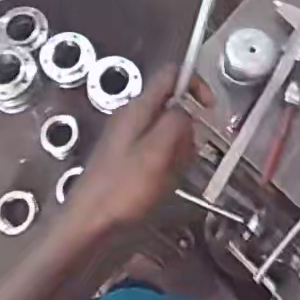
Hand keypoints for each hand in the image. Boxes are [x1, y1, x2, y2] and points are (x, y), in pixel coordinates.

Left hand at [60, 65, 196, 235]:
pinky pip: (158, 152)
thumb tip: (186, 110)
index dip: (195, 82)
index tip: (210, 107)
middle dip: (186, 128)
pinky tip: (161, 184)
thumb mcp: (157, 151)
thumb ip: (176, 122)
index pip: (170, 74)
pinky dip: (167, 164)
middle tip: (184, 155)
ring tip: (170, 175)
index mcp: (137, 108)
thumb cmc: (123, 189)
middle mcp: (131, 117)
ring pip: (167, 132)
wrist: (89, 225)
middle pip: (171, 106)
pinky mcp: (126, 159)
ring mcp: (127, 138)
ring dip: (178, 150)